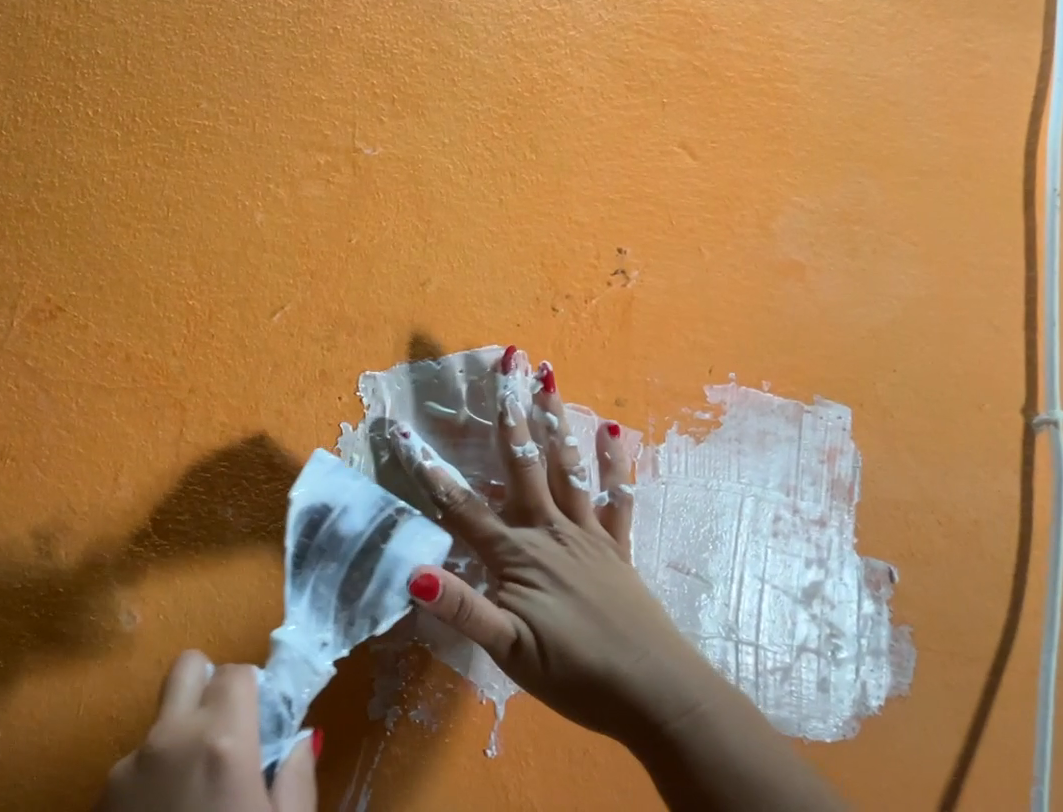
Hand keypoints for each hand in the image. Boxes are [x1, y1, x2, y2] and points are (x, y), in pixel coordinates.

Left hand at [96, 650, 316, 811]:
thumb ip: (297, 778)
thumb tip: (301, 740)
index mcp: (222, 741)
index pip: (238, 673)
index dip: (255, 691)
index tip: (263, 721)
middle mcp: (171, 736)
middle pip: (187, 666)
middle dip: (209, 683)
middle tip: (229, 731)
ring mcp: (129, 764)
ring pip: (160, 719)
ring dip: (181, 735)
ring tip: (198, 796)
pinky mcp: (102, 795)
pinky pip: (136, 763)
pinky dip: (156, 775)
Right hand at [396, 350, 722, 741]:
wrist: (661, 697)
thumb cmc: (578, 676)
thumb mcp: (510, 651)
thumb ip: (464, 609)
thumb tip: (412, 572)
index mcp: (516, 556)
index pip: (460, 506)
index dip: (427, 469)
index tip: (400, 431)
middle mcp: (550, 533)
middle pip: (521, 465)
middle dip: (508, 413)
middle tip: (507, 364)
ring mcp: (587, 538)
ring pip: (566, 469)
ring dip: (556, 422)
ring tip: (550, 378)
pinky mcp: (617, 551)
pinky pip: (615, 501)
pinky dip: (613, 467)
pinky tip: (613, 432)